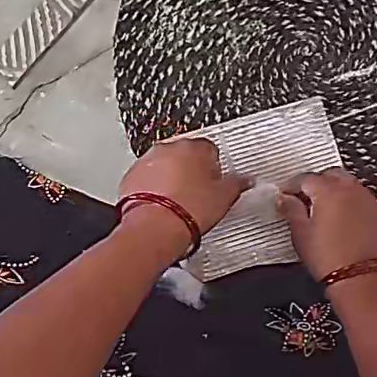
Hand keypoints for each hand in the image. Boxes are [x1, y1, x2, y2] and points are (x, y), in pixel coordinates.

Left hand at [118, 138, 250, 248]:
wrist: (154, 228)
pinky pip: (146, 179)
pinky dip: (152, 189)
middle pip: (185, 155)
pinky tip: (162, 206)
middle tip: (198, 194)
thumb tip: (245, 180)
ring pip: (163, 166)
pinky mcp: (131, 177)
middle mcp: (169, 149)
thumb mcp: (225, 197)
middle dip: (191, 171)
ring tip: (179, 203)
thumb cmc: (187, 211)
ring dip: (170, 179)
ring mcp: (148, 162)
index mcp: (195, 148)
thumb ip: (238, 183)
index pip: (210, 150)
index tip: (215, 183)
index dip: (214, 168)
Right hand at [278, 168, 376, 280]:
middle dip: (315, 184)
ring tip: (323, 210)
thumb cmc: (330, 259)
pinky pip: (361, 199)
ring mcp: (368, 200)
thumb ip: (292, 210)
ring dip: (334, 192)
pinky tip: (342, 219)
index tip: (285, 195)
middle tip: (303, 200)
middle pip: (329, 176)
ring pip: (348, 185)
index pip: (305, 178)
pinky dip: (350, 203)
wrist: (362, 279)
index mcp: (328, 191)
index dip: (291, 186)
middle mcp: (351, 189)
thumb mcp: (301, 234)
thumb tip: (285, 199)